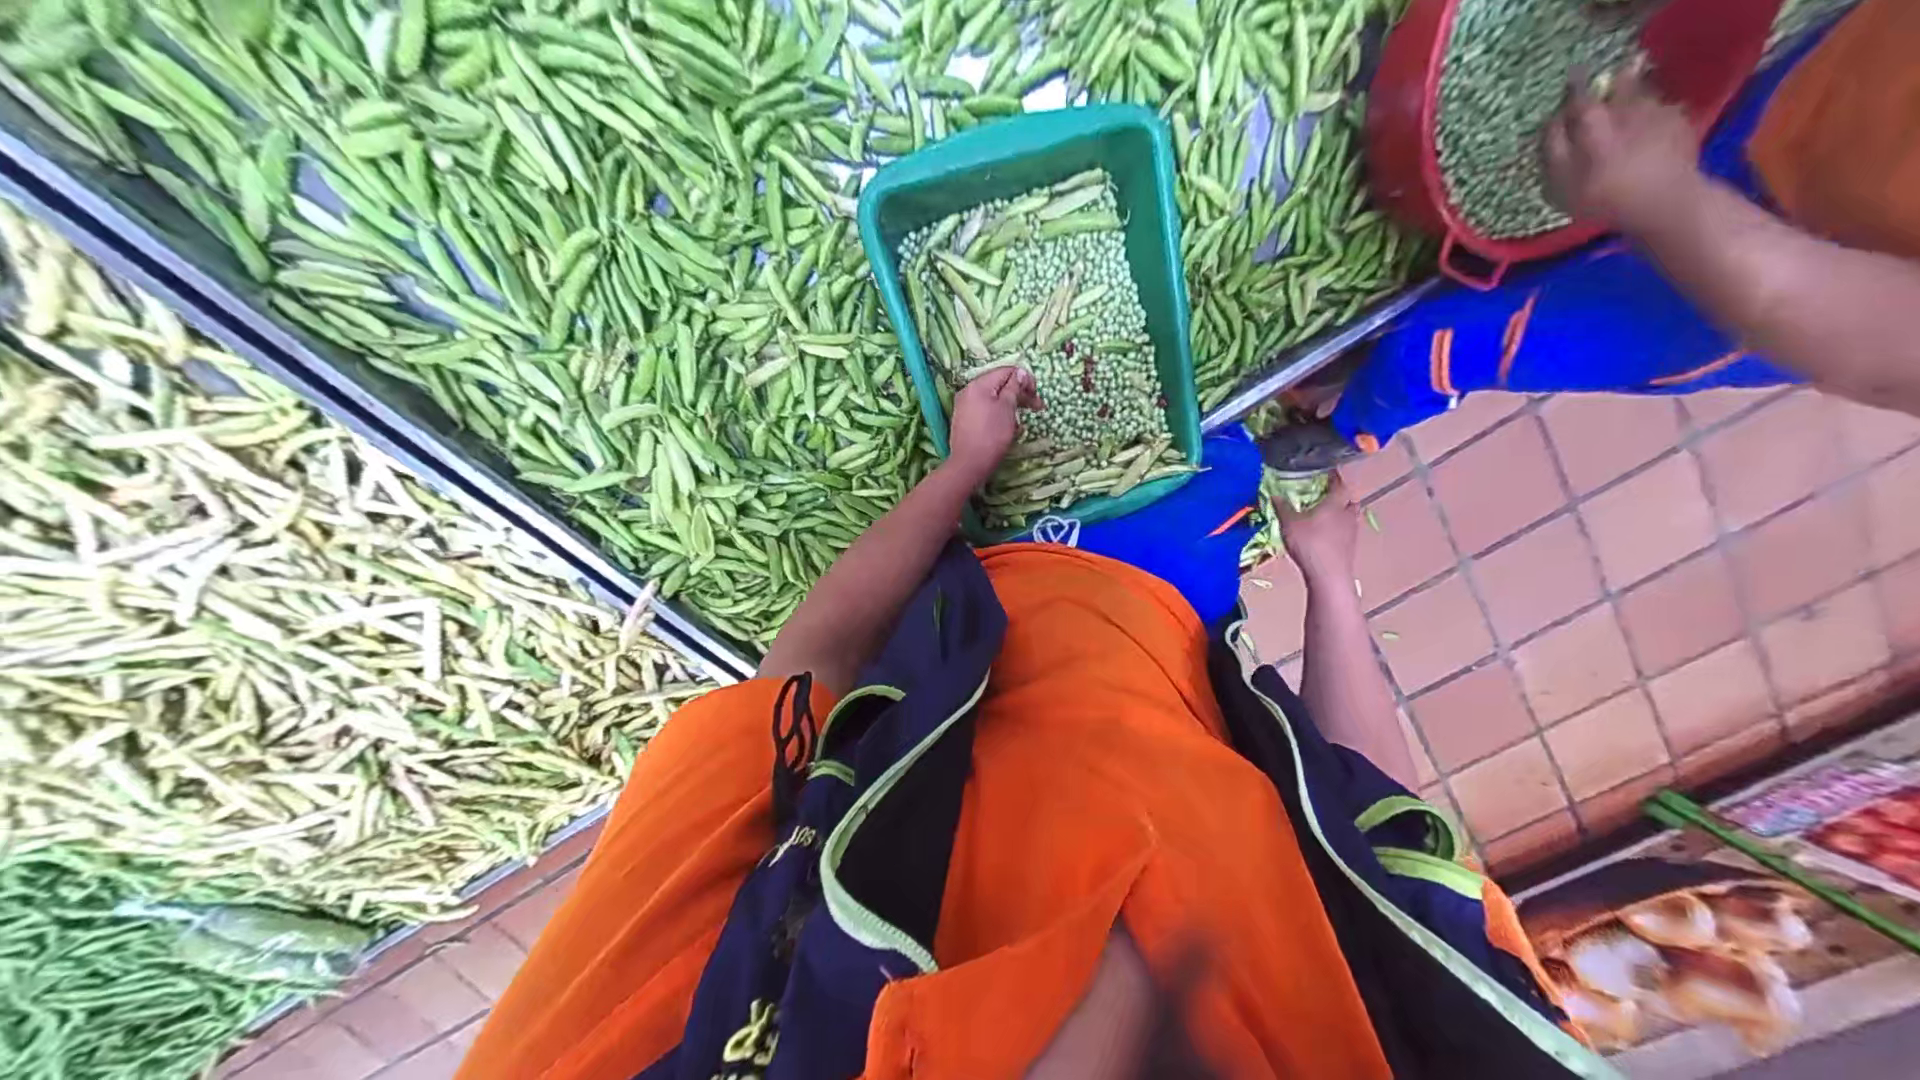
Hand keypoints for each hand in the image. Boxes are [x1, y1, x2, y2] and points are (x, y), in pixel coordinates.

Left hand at [945, 366, 1040, 485]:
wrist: (970, 464)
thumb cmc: (992, 435)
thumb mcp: (1007, 408)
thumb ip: (1014, 388)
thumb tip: (1021, 372)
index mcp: (979, 384)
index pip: (1007, 371)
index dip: (1025, 380)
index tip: (1036, 396)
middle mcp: (969, 391)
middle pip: (1000, 385)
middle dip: (1020, 394)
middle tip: (1037, 408)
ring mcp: (965, 406)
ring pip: (994, 399)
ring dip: (1011, 407)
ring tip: (1020, 423)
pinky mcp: (965, 420)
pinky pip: (986, 411)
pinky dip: (999, 415)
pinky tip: (1008, 429)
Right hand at [1279, 474, 1357, 585]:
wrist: (1328, 574)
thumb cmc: (1310, 542)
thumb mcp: (1289, 523)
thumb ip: (1283, 507)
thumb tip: (1275, 494)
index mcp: (1335, 503)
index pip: (1338, 483)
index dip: (1333, 476)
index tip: (1325, 472)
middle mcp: (1348, 514)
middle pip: (1348, 499)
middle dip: (1339, 495)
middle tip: (1326, 494)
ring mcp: (1352, 531)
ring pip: (1349, 515)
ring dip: (1340, 512)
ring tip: (1325, 514)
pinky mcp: (1350, 546)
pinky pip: (1346, 530)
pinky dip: (1337, 527)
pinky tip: (1325, 533)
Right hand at [1544, 68, 1704, 234]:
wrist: (1663, 202)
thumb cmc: (1602, 198)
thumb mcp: (1561, 183)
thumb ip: (1553, 151)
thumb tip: (1551, 125)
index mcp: (1596, 125)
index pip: (1580, 99)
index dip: (1573, 91)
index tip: (1568, 85)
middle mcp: (1628, 110)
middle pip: (1618, 87)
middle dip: (1609, 86)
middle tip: (1601, 92)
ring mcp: (1658, 113)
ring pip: (1641, 96)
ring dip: (1630, 99)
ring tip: (1622, 112)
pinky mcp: (1680, 122)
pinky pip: (1661, 109)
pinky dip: (1649, 114)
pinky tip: (1644, 130)